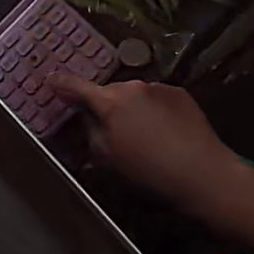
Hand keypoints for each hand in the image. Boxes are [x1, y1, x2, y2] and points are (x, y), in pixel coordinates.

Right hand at [48, 76, 248, 209]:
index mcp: (110, 102)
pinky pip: (156, 98)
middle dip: (106, 106)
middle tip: (111, 131)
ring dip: (131, 108)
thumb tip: (88, 119)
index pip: (77, 87)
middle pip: (109, 93)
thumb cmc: (149, 171)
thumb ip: (91, 133)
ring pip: (134, 95)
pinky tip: (163, 132)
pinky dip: (153, 109)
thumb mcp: (108, 159)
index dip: (61, 84)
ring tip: (142, 135)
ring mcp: (159, 87)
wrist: (203, 173)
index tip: (50, 80)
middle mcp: (133, 86)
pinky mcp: (180, 93)